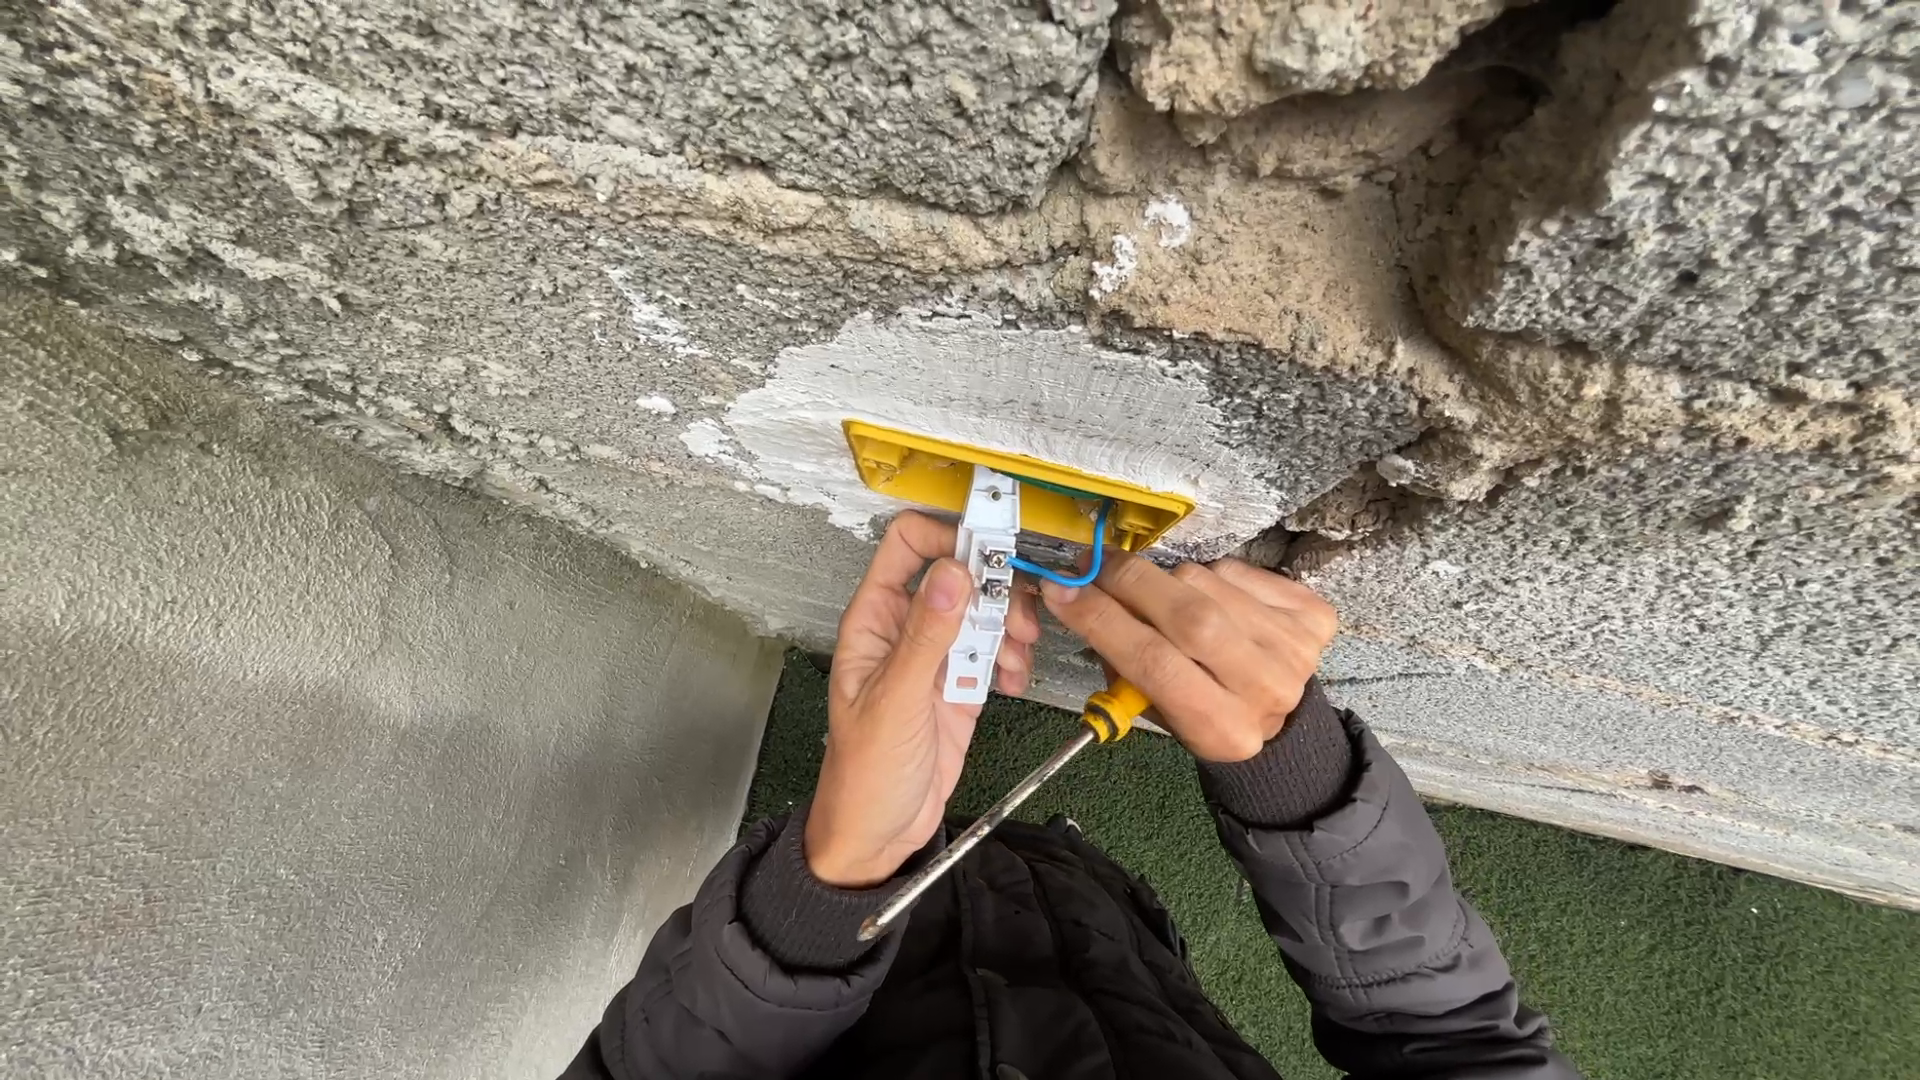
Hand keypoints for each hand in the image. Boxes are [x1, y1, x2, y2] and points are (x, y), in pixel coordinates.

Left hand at [805, 511, 1041, 886]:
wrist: (881, 832)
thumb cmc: (864, 770)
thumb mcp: (895, 700)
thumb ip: (926, 636)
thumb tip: (953, 574)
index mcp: (876, 618)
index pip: (907, 546)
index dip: (947, 537)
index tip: (991, 548)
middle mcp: (907, 627)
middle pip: (958, 573)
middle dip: (994, 586)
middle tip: (1019, 614)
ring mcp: (937, 653)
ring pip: (983, 610)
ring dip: (1009, 625)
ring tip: (1017, 654)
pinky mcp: (961, 681)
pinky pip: (995, 649)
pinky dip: (1012, 658)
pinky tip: (1012, 679)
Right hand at [1040, 553, 1336, 763]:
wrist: (1282, 720)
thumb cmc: (1200, 712)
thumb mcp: (1154, 708)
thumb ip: (1120, 659)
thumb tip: (1081, 595)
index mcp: (1220, 726)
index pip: (1153, 662)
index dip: (1100, 618)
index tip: (1060, 588)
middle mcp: (1265, 688)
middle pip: (1189, 615)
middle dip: (1128, 580)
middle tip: (1093, 562)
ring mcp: (1296, 648)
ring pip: (1208, 582)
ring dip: (1167, 578)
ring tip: (1159, 594)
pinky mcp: (1313, 615)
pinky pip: (1237, 569)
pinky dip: (1208, 573)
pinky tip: (1207, 595)